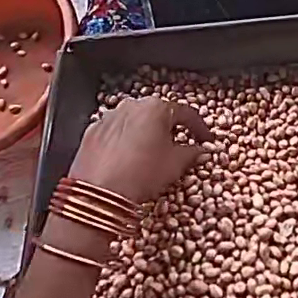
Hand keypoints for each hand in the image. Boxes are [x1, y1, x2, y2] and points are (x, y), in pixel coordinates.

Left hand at [68, 97, 209, 202]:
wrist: (98, 192)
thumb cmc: (141, 173)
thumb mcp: (175, 164)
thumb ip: (192, 153)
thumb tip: (200, 150)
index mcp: (157, 108)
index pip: (186, 113)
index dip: (199, 128)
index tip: (205, 139)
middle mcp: (131, 106)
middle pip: (158, 114)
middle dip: (170, 129)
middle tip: (179, 147)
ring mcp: (109, 117)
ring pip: (134, 122)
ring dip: (145, 134)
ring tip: (151, 155)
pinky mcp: (92, 132)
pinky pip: (115, 133)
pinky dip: (125, 142)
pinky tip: (128, 159)